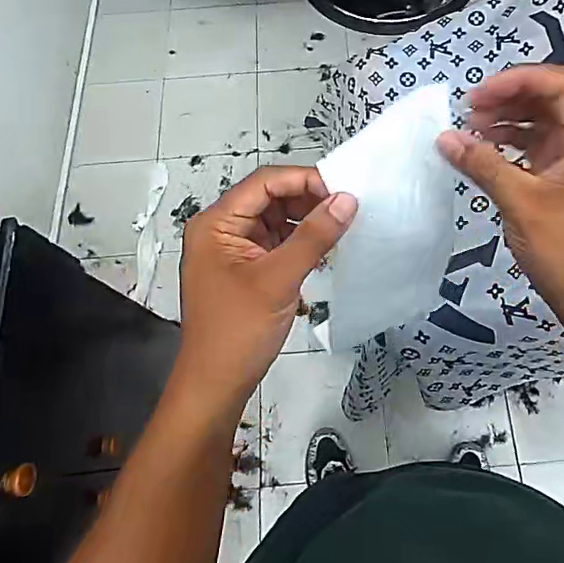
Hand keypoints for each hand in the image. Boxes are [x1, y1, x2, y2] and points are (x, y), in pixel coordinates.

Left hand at [174, 166, 355, 400]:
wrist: (217, 382)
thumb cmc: (234, 333)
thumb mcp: (278, 279)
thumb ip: (313, 237)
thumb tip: (345, 201)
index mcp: (216, 224)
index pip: (264, 183)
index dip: (304, 180)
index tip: (341, 190)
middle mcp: (223, 230)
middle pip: (272, 197)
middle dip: (310, 199)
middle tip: (347, 208)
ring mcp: (236, 249)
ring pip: (279, 218)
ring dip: (310, 220)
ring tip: (342, 226)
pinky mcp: (251, 267)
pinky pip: (281, 241)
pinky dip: (304, 240)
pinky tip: (327, 247)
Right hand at [436, 65, 563, 314]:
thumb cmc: (562, 249)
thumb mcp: (519, 203)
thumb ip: (483, 164)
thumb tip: (445, 138)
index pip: (562, 84)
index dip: (520, 79)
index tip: (482, 94)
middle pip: (551, 97)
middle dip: (510, 95)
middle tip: (471, 109)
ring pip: (542, 119)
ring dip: (508, 116)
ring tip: (471, 126)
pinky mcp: (563, 176)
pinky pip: (536, 144)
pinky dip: (511, 140)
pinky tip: (483, 146)